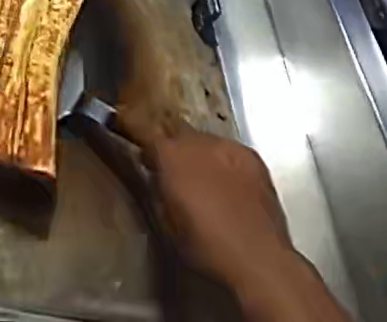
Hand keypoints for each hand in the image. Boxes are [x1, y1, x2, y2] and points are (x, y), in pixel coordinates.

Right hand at [124, 113, 347, 321]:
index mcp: (170, 154)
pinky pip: (229, 151)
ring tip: (205, 179)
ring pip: (203, 139)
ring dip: (199, 153)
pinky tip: (229, 184)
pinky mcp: (251, 157)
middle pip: (175, 129)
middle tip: (171, 166)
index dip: (131, 127)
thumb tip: (155, 175)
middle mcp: (196, 141)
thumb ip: (157, 188)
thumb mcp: (167, 220)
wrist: (259, 258)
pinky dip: (224, 161)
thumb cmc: (206, 246)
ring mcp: (226, 146)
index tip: (127, 130)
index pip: (142, 128)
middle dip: (170, 144)